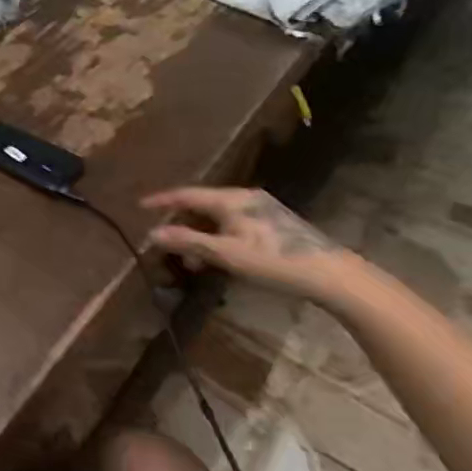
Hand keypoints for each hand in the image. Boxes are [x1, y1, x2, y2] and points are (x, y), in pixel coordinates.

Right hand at [139, 186, 366, 302]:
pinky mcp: (273, 224)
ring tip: (191, 260)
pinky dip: (217, 237)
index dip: (162, 201)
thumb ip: (187, 242)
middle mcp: (245, 198)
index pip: (186, 195)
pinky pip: (232, 224)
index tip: (140, 206)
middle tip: (165, 241)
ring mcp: (262, 210)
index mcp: (231, 200)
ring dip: (200, 235)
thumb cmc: (273, 260)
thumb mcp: (225, 253)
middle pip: (202, 206)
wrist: (331, 275)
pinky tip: (217, 257)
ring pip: (218, 218)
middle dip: (181, 224)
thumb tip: (151, 234)